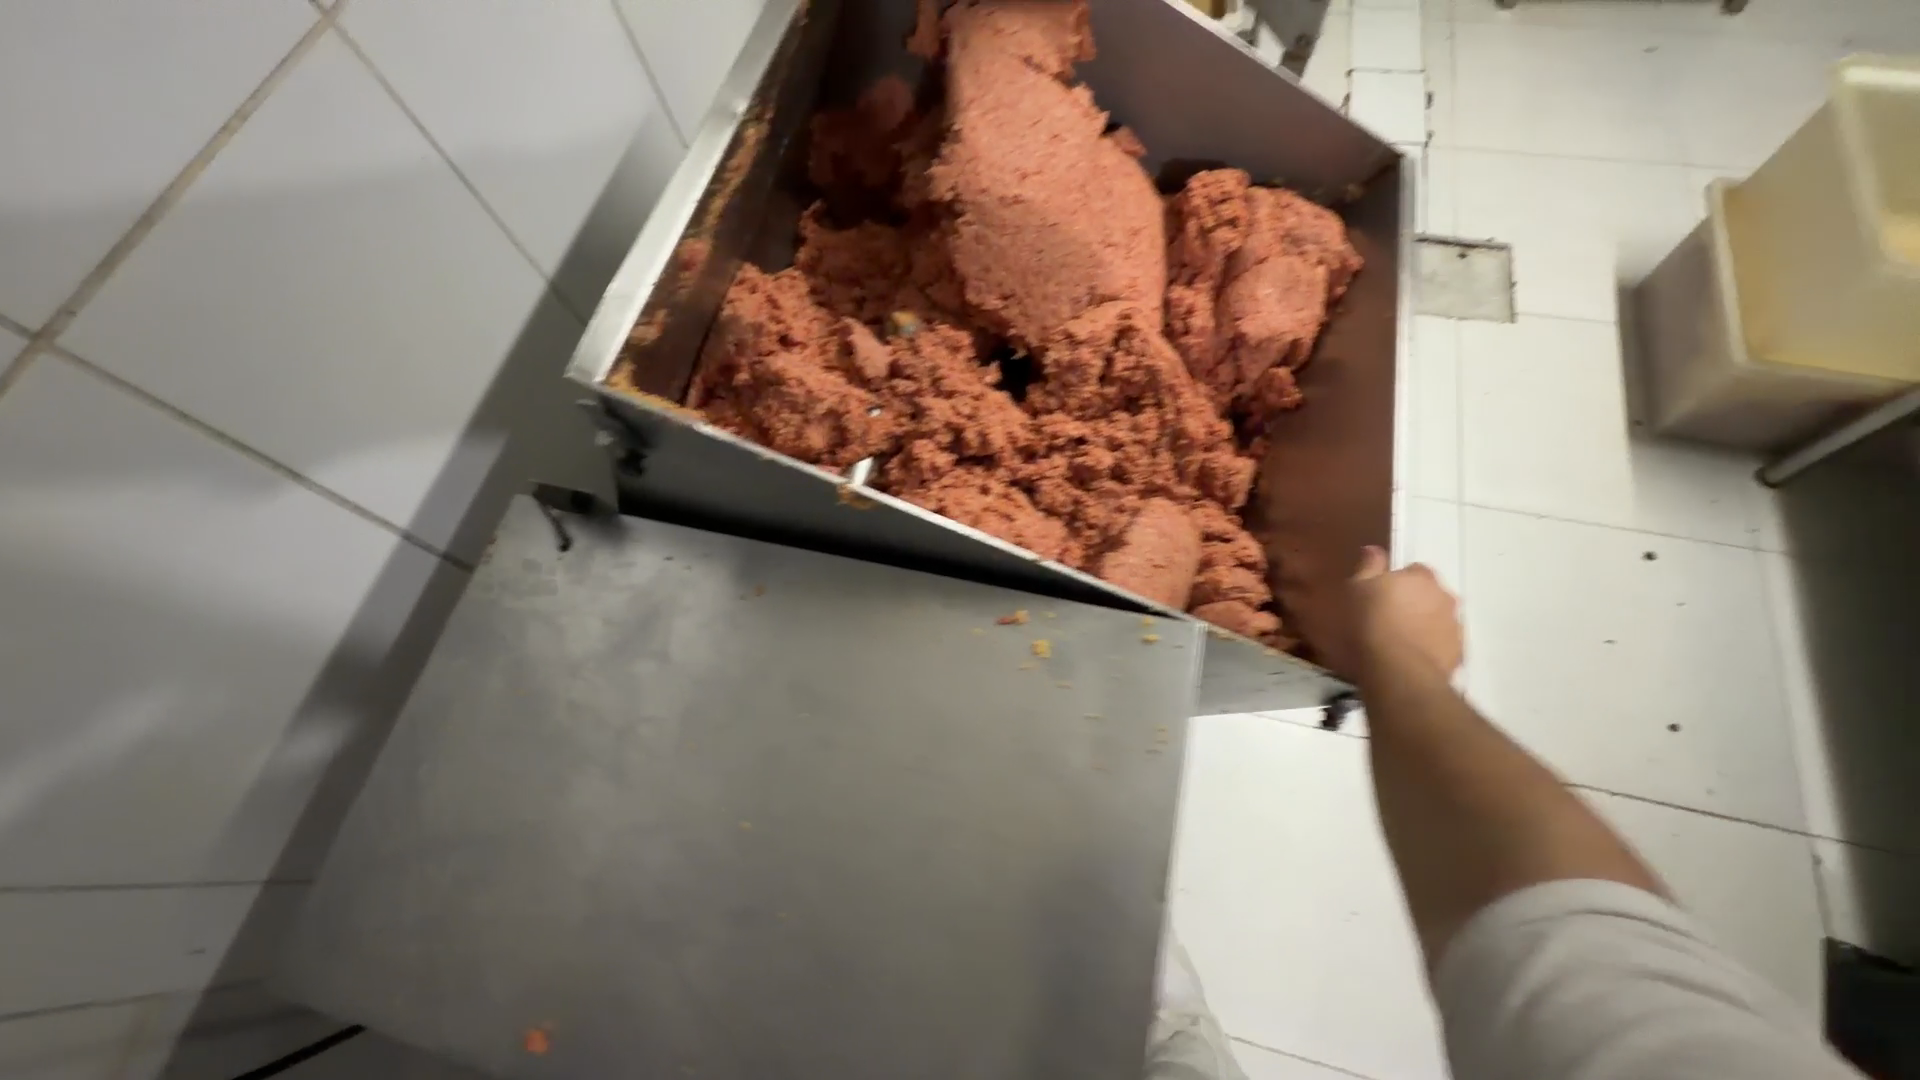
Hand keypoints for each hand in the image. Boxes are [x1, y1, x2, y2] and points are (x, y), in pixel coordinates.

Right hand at [1341, 546, 1462, 680]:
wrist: (1398, 669)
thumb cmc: (1370, 624)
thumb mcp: (1356, 590)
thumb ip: (1368, 567)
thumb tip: (1374, 548)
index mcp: (1419, 576)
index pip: (1413, 569)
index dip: (1397, 581)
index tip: (1381, 594)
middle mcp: (1444, 595)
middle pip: (1430, 593)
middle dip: (1415, 600)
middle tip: (1390, 616)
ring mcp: (1455, 624)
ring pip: (1439, 617)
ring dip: (1425, 623)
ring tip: (1401, 640)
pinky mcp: (1458, 651)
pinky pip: (1443, 642)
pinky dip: (1431, 645)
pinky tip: (1412, 656)